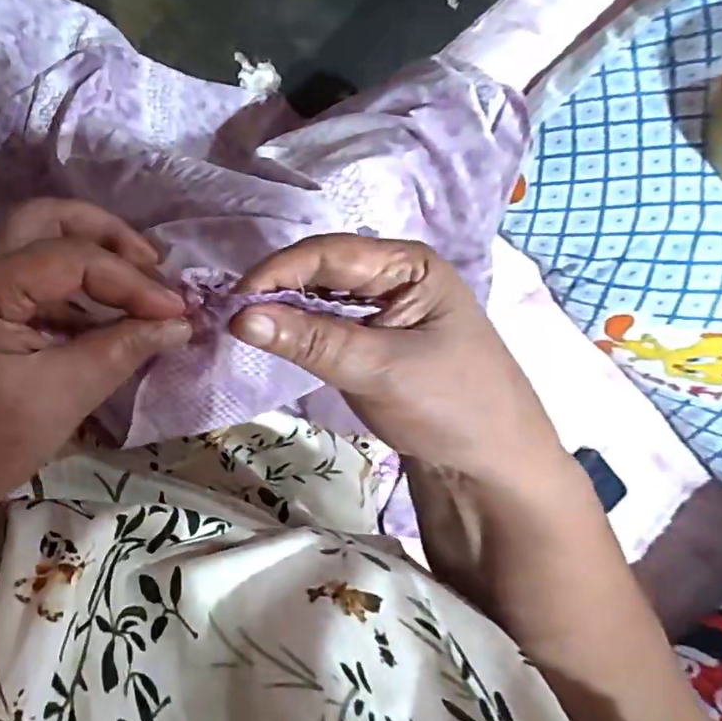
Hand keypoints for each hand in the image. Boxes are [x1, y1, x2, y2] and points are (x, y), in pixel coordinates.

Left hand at [0, 200, 190, 523]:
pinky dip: (73, 287)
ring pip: (38, 241)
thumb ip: (122, 349)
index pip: (70, 257)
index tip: (178, 310)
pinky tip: (110, 312)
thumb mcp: (61, 396)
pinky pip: (31, 277)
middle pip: (47, 220)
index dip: (131, 281)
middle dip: (107, 236)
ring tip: (143, 286)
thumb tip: (179, 322)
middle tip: (154, 267)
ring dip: (92, 257)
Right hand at [228, 235, 561, 478]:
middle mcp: (391, 274)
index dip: (276, 272)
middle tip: (231, 316)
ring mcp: (378, 304)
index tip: (233, 302)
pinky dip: (293, 327)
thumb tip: (238, 317)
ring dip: (280, 307)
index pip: (327, 253)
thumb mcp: (379, 370)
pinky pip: (319, 318)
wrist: (490, 467)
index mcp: (408, 265)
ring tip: (243, 327)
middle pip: (316, 268)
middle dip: (274, 288)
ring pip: (314, 293)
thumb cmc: (452, 408)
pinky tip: (273, 338)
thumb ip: (310, 341)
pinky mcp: (366, 333)